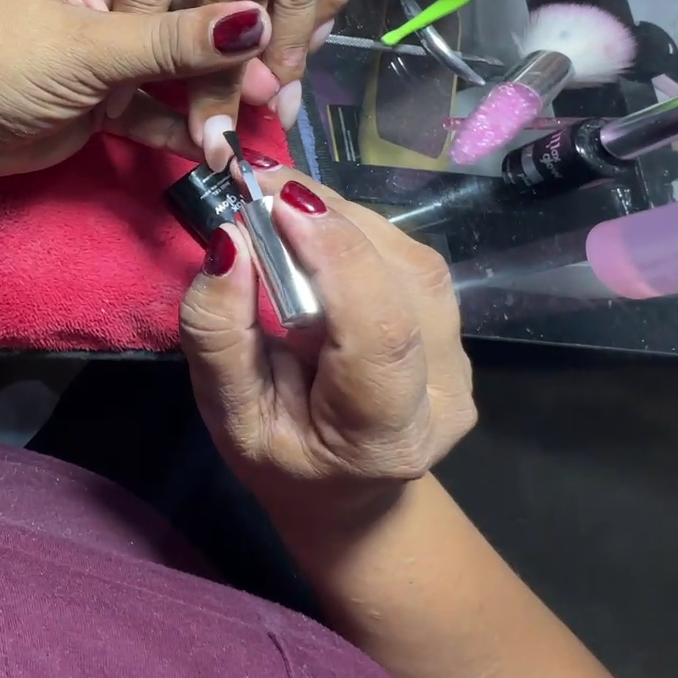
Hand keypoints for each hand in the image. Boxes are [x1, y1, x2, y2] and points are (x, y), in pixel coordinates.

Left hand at [0, 0, 270, 179]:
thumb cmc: (0, 61)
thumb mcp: (88, 45)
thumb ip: (171, 39)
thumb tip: (258, 21)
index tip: (284, 4)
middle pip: (193, 8)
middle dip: (231, 49)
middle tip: (269, 85)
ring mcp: (112, 46)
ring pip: (178, 64)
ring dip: (210, 96)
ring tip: (245, 124)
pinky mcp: (105, 96)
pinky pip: (153, 107)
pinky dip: (177, 128)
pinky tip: (210, 149)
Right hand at [178, 169, 474, 526]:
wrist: (344, 492)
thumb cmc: (277, 457)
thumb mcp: (225, 412)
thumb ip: (219, 335)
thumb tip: (228, 242)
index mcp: (384, 431)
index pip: (380, 330)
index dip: (334, 257)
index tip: (273, 204)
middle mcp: (443, 390)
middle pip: (406, 279)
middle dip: (332, 219)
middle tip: (259, 185)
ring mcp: (459, 357)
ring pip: (412, 258)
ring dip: (342, 216)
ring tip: (277, 198)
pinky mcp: (449, 328)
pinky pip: (406, 260)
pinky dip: (353, 228)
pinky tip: (309, 222)